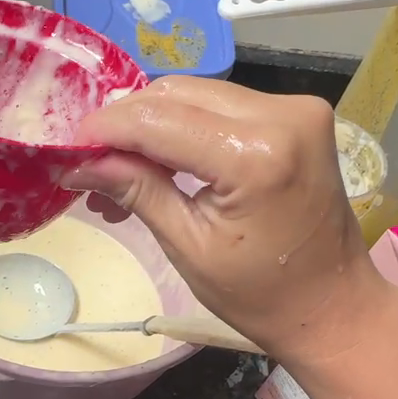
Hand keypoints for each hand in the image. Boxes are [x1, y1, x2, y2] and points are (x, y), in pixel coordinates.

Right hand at [65, 78, 397, 363]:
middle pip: (177, 93)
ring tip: (118, 173)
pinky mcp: (295, 114)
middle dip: (124, 124)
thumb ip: (137, 191)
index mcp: (256, 155)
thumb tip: (80, 164)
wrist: (330, 305)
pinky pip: (220, 106)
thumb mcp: (187, 247)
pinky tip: (157, 163)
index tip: (66, 152)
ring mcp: (294, 108)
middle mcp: (282, 113)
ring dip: (149, 126)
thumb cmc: (258, 295)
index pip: (160, 119)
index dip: (106, 130)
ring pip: (197, 94)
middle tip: (89, 166)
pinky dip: (180, 129)